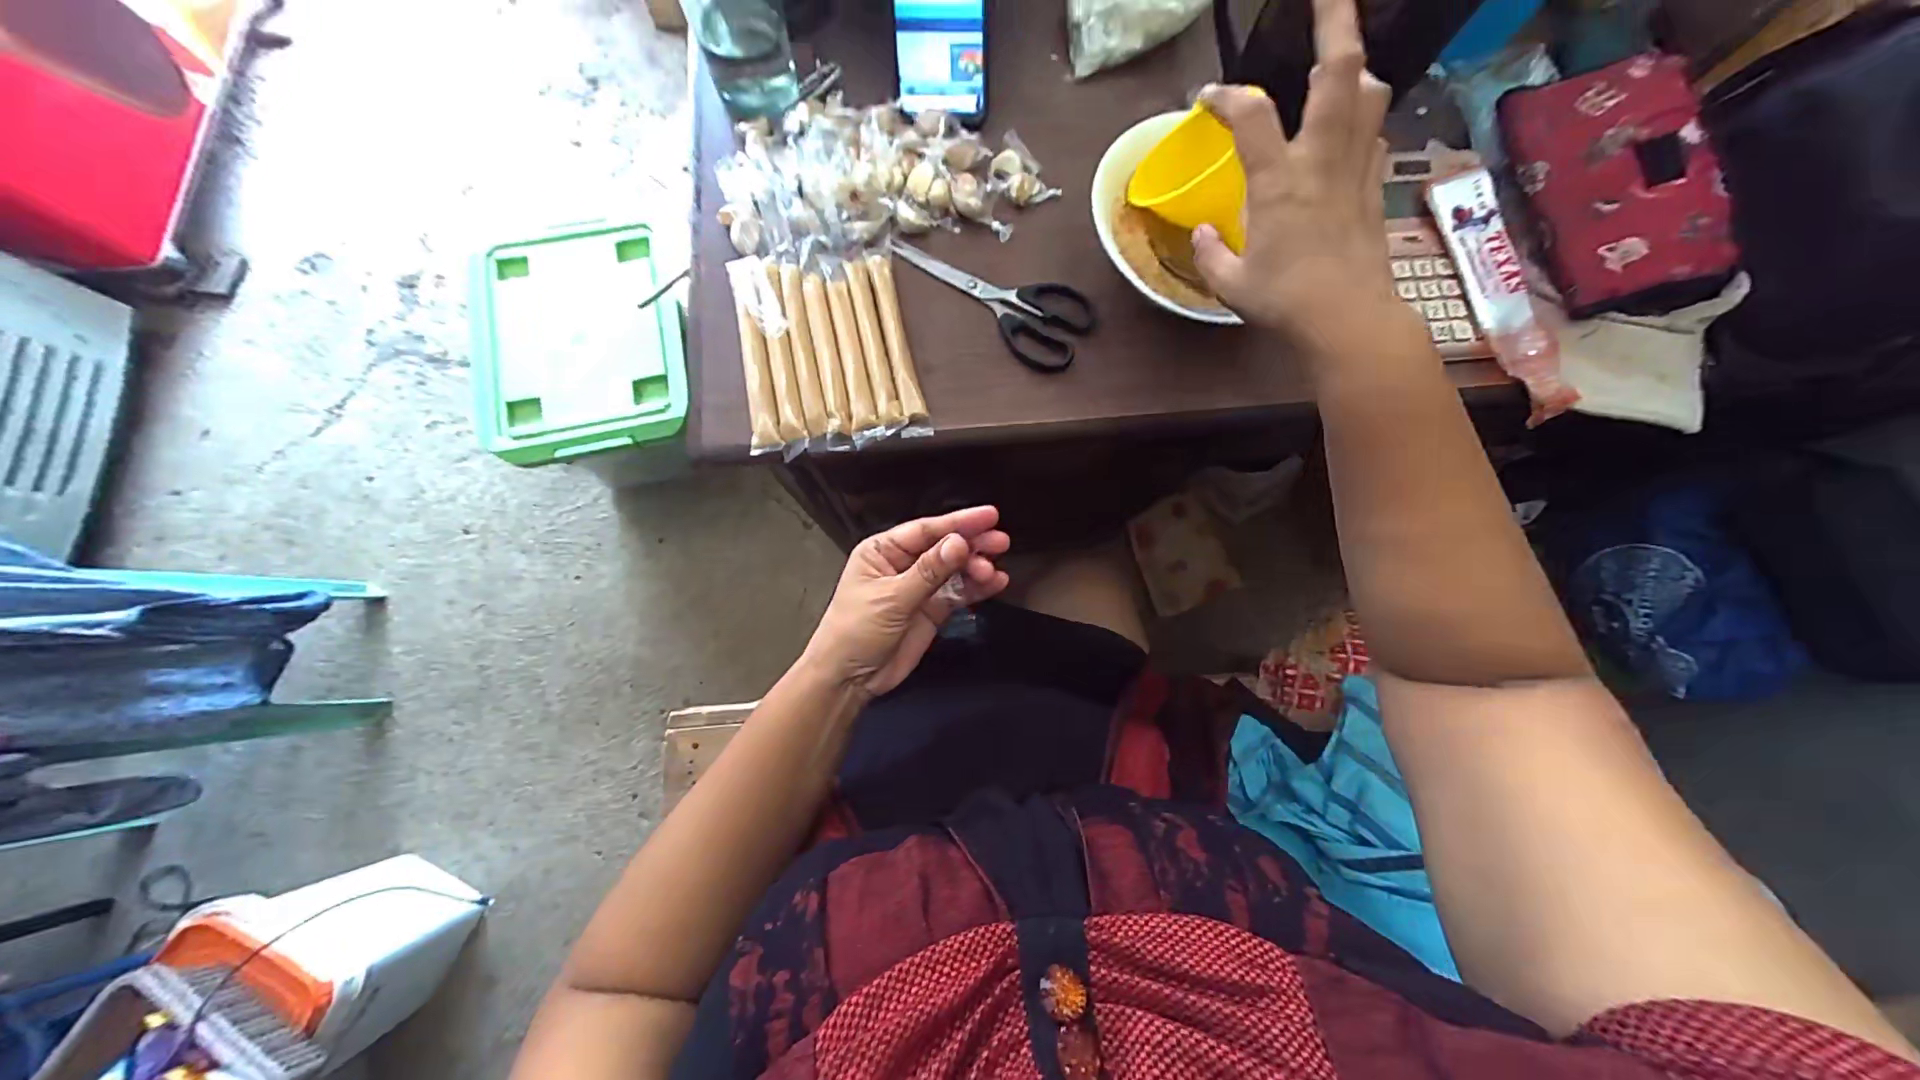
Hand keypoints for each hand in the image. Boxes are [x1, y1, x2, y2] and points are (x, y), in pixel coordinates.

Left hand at [800, 506, 1011, 697]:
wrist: (849, 678)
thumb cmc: (853, 633)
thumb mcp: (891, 598)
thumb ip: (928, 571)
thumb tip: (957, 543)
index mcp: (883, 551)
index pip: (926, 530)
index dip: (958, 522)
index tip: (988, 516)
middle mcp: (902, 564)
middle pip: (944, 547)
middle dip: (972, 544)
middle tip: (999, 541)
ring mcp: (919, 588)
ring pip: (955, 570)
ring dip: (976, 568)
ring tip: (993, 571)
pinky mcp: (931, 610)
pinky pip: (958, 593)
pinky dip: (976, 589)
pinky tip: (993, 583)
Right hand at [1191, 0, 1406, 352]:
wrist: (1346, 319)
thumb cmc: (1283, 302)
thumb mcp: (1229, 283)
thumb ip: (1211, 253)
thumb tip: (1204, 233)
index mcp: (1278, 181)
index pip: (1250, 113)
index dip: (1224, 96)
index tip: (1206, 98)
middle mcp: (1321, 159)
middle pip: (1340, 68)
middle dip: (1336, 19)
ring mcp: (1355, 167)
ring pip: (1369, 92)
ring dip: (1354, 68)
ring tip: (1336, 64)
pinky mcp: (1374, 184)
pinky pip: (1373, 131)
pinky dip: (1360, 117)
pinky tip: (1346, 130)